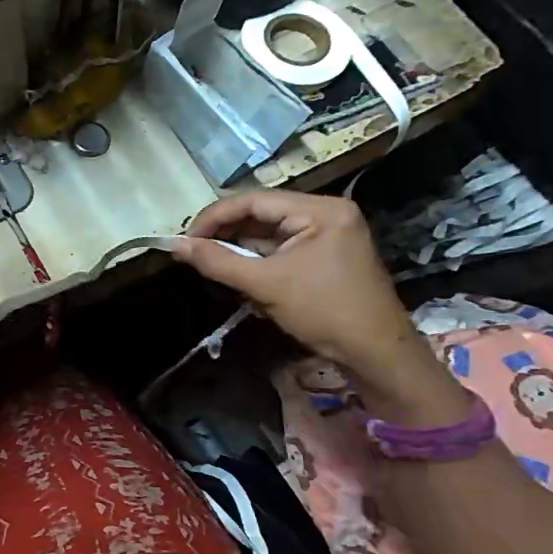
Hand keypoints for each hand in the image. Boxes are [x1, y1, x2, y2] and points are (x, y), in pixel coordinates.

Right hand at [174, 191, 470, 425]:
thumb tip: (176, 246)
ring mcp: (327, 235)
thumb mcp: (266, 285)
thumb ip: (219, 262)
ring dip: (239, 248)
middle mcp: (325, 213)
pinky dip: (257, 261)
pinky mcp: (324, 256)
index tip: (185, 237)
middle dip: (226, 232)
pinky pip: (281, 250)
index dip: (215, 216)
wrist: (376, 353)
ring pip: (269, 234)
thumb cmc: (324, 312)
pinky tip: (236, 274)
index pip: (255, 200)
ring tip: (207, 262)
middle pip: (262, 213)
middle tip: (192, 249)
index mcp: (320, 209)